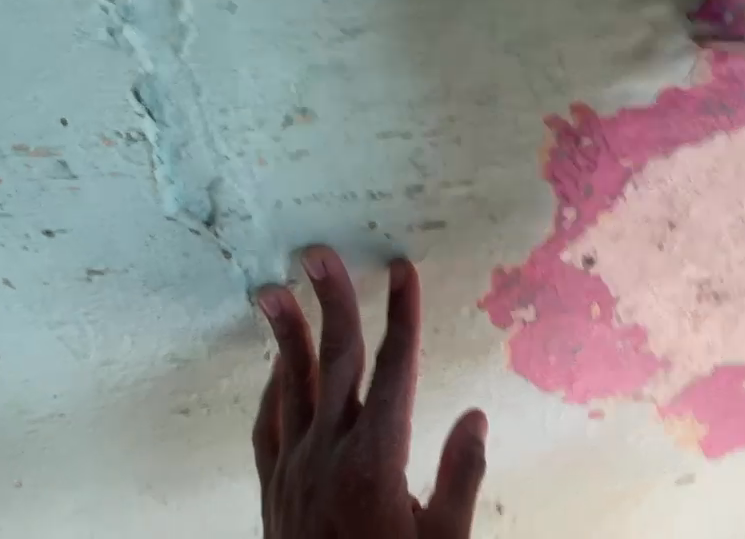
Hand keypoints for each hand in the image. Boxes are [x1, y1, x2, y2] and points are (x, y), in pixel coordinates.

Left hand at [254, 246, 487, 537]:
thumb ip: (461, 476)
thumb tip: (476, 416)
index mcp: (377, 459)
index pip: (396, 368)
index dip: (402, 314)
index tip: (403, 270)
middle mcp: (329, 453)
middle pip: (336, 360)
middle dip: (334, 301)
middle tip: (320, 254)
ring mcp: (294, 469)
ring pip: (291, 384)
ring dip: (287, 333)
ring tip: (275, 291)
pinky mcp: (274, 489)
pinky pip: (268, 426)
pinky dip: (272, 388)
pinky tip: (275, 366)